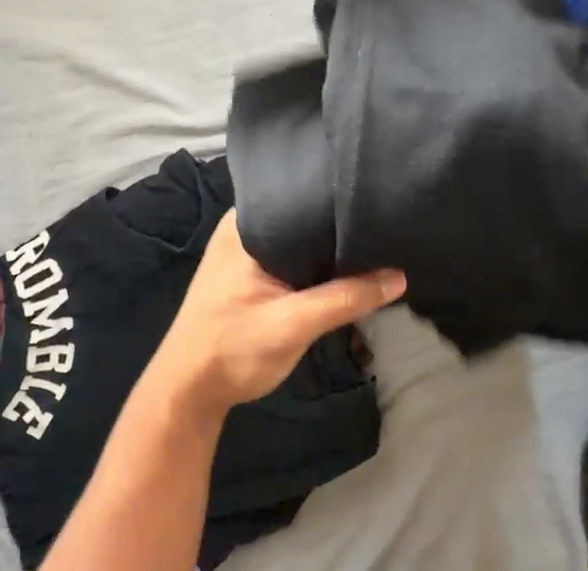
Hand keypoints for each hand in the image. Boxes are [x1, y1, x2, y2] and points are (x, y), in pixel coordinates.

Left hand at [149, 211, 404, 415]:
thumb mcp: (294, 324)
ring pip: (304, 240)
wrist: (188, 392)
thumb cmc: (232, 349)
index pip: (305, 195)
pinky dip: (319, 265)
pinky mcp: (256, 273)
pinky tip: (349, 268)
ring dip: (331, 249)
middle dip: (341, 226)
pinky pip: (297, 258)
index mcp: (247, 223)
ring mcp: (249, 250)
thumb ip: (346, 298)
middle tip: (385, 225)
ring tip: (377, 242)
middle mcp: (247, 226)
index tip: (379, 202)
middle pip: (307, 217)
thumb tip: (399, 276)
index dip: (341, 200)